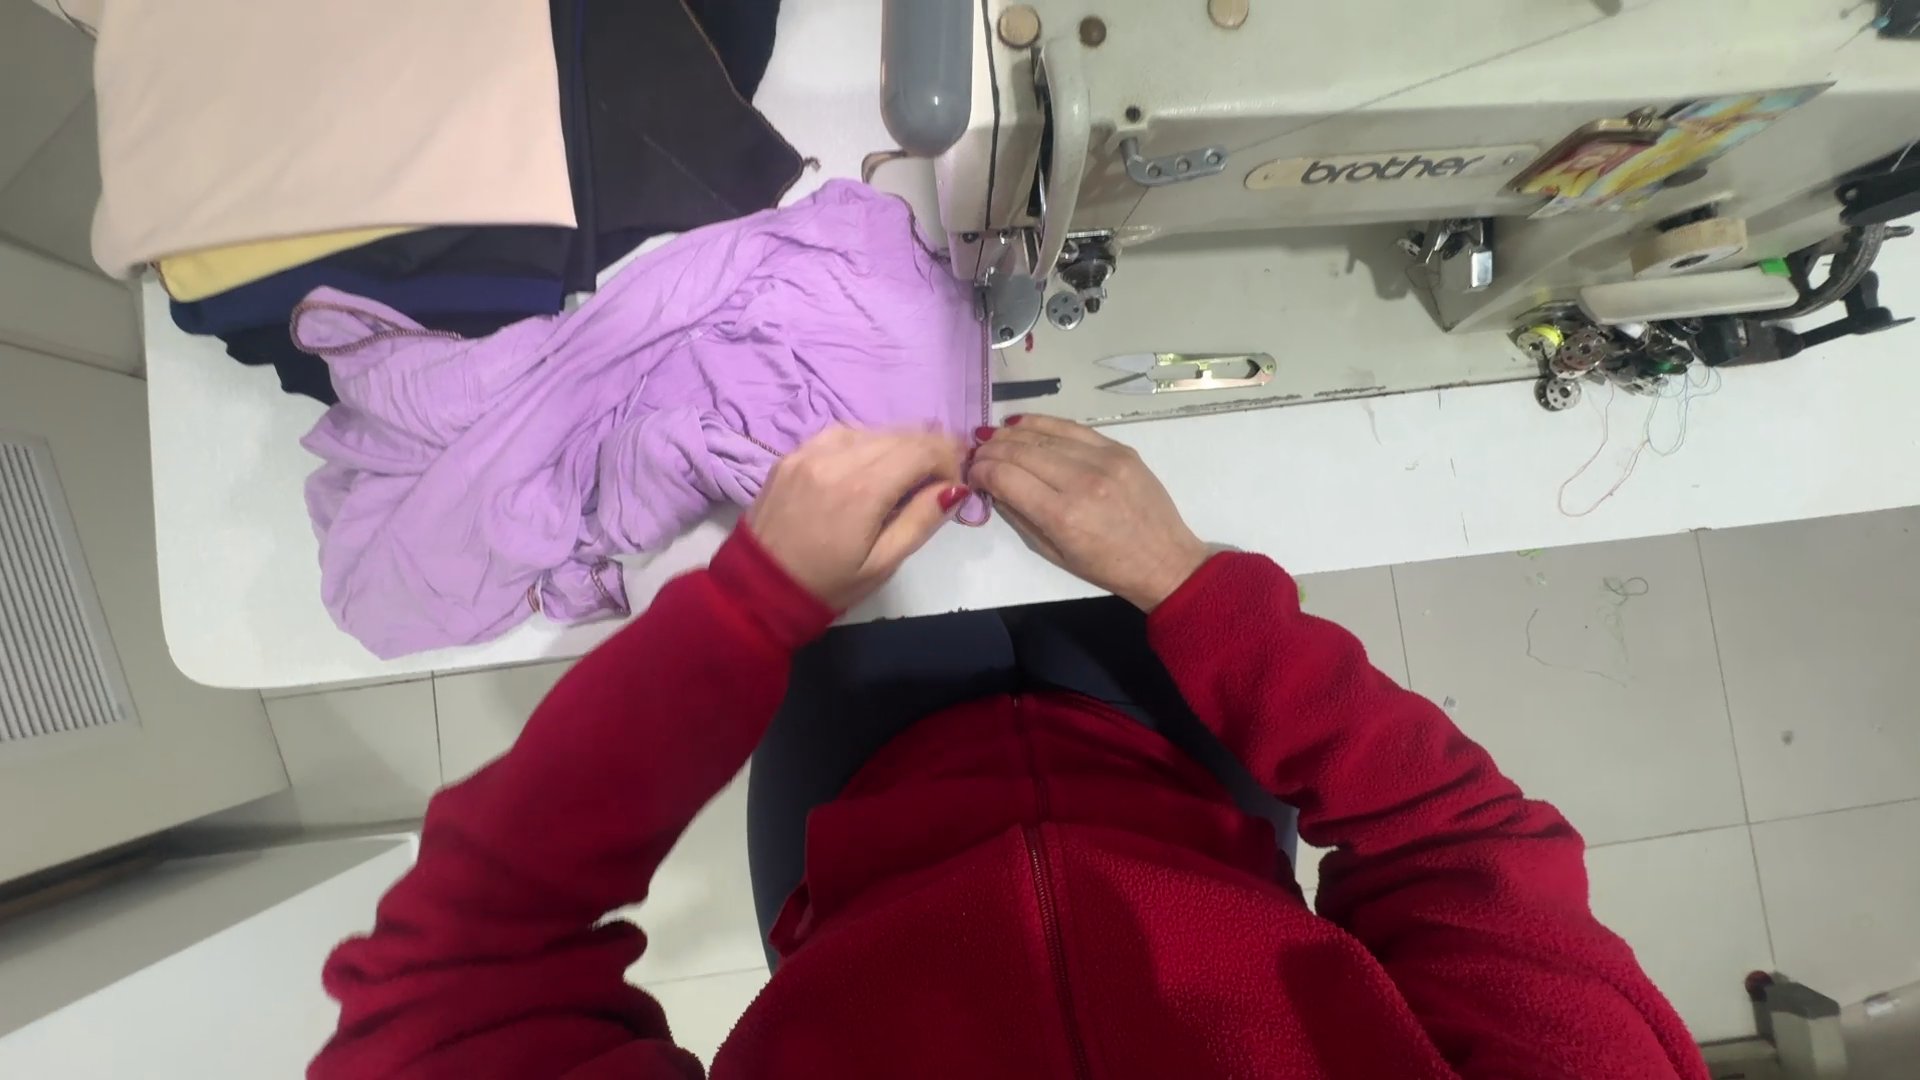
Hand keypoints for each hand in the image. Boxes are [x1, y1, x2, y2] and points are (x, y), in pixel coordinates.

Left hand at [746, 426, 967, 609]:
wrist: (757, 588)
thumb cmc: (828, 584)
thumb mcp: (883, 564)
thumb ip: (920, 520)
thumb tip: (954, 488)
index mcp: (862, 490)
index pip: (922, 450)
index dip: (947, 461)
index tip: (951, 485)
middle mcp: (836, 458)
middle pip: (900, 435)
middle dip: (926, 452)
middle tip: (935, 480)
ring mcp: (809, 451)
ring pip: (872, 430)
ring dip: (896, 447)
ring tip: (902, 477)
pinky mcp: (792, 453)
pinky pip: (841, 434)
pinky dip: (864, 445)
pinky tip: (867, 467)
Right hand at [968, 415, 1209, 610]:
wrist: (1163, 559)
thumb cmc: (1106, 568)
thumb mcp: (1054, 553)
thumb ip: (1020, 516)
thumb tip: (992, 486)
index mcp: (1063, 517)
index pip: (1006, 479)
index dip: (982, 472)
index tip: (972, 473)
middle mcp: (1082, 482)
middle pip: (1021, 452)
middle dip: (991, 450)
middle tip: (977, 453)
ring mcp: (1104, 461)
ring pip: (1044, 436)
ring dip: (1011, 434)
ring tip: (993, 437)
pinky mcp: (1120, 449)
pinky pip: (1072, 427)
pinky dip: (1043, 423)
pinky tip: (1021, 424)